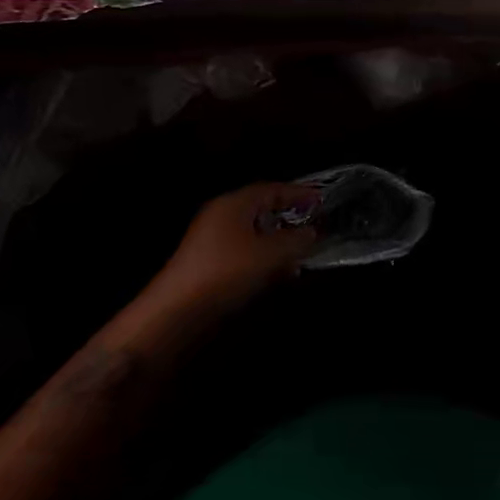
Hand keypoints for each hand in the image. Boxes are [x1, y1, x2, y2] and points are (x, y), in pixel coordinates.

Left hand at [156, 183, 320, 310]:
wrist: (178, 310)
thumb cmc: (228, 271)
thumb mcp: (270, 254)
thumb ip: (296, 240)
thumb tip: (312, 232)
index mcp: (234, 204)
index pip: (272, 189)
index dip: (298, 193)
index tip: (321, 200)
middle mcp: (221, 216)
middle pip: (261, 209)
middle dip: (289, 217)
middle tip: (314, 224)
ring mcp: (212, 239)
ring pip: (254, 232)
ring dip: (278, 241)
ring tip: (301, 254)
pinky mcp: (209, 262)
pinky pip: (245, 250)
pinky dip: (264, 257)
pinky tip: (278, 274)